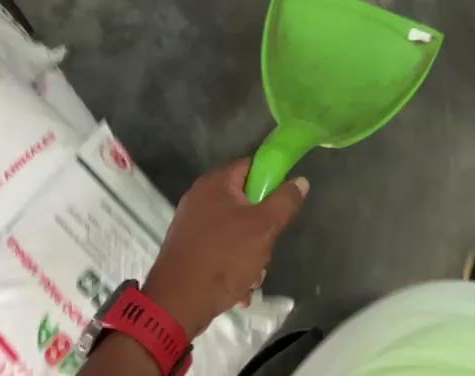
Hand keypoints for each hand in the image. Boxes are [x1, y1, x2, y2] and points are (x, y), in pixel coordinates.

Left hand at [141, 160, 307, 335]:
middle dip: (262, 230)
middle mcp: (200, 198)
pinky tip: (238, 288)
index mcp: (216, 183)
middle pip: (246, 202)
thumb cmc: (222, 259)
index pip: (252, 166)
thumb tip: (300, 181)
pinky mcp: (187, 250)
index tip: (281, 207)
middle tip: (265, 249)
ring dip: (249, 254)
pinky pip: (219, 249)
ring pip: (235, 230)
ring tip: (251, 277)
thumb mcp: (263, 228)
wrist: (174, 307)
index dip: (271, 182)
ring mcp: (191, 225)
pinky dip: (231, 266)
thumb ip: (285, 202)